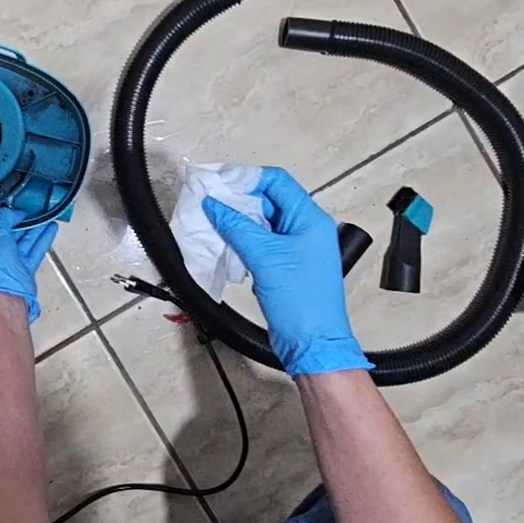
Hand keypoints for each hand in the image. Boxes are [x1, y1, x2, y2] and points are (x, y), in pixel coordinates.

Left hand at [0, 207, 58, 323]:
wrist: (6, 293)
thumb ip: (4, 217)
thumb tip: (14, 211)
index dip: (0, 209)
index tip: (11, 197)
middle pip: (10, 228)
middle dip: (21, 215)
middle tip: (34, 201)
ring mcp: (11, 258)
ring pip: (25, 237)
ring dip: (36, 224)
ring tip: (47, 210)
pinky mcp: (25, 266)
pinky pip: (36, 248)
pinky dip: (44, 237)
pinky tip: (52, 226)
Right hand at [202, 167, 369, 376]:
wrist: (311, 343)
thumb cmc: (302, 303)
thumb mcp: (264, 258)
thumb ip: (237, 227)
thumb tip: (215, 205)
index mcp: (310, 220)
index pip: (277, 182)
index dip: (248, 179)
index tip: (221, 182)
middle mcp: (306, 229)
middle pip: (269, 201)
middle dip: (239, 200)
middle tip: (211, 202)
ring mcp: (297, 248)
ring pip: (263, 222)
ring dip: (239, 221)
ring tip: (215, 222)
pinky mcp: (286, 265)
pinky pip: (262, 243)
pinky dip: (244, 240)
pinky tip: (226, 244)